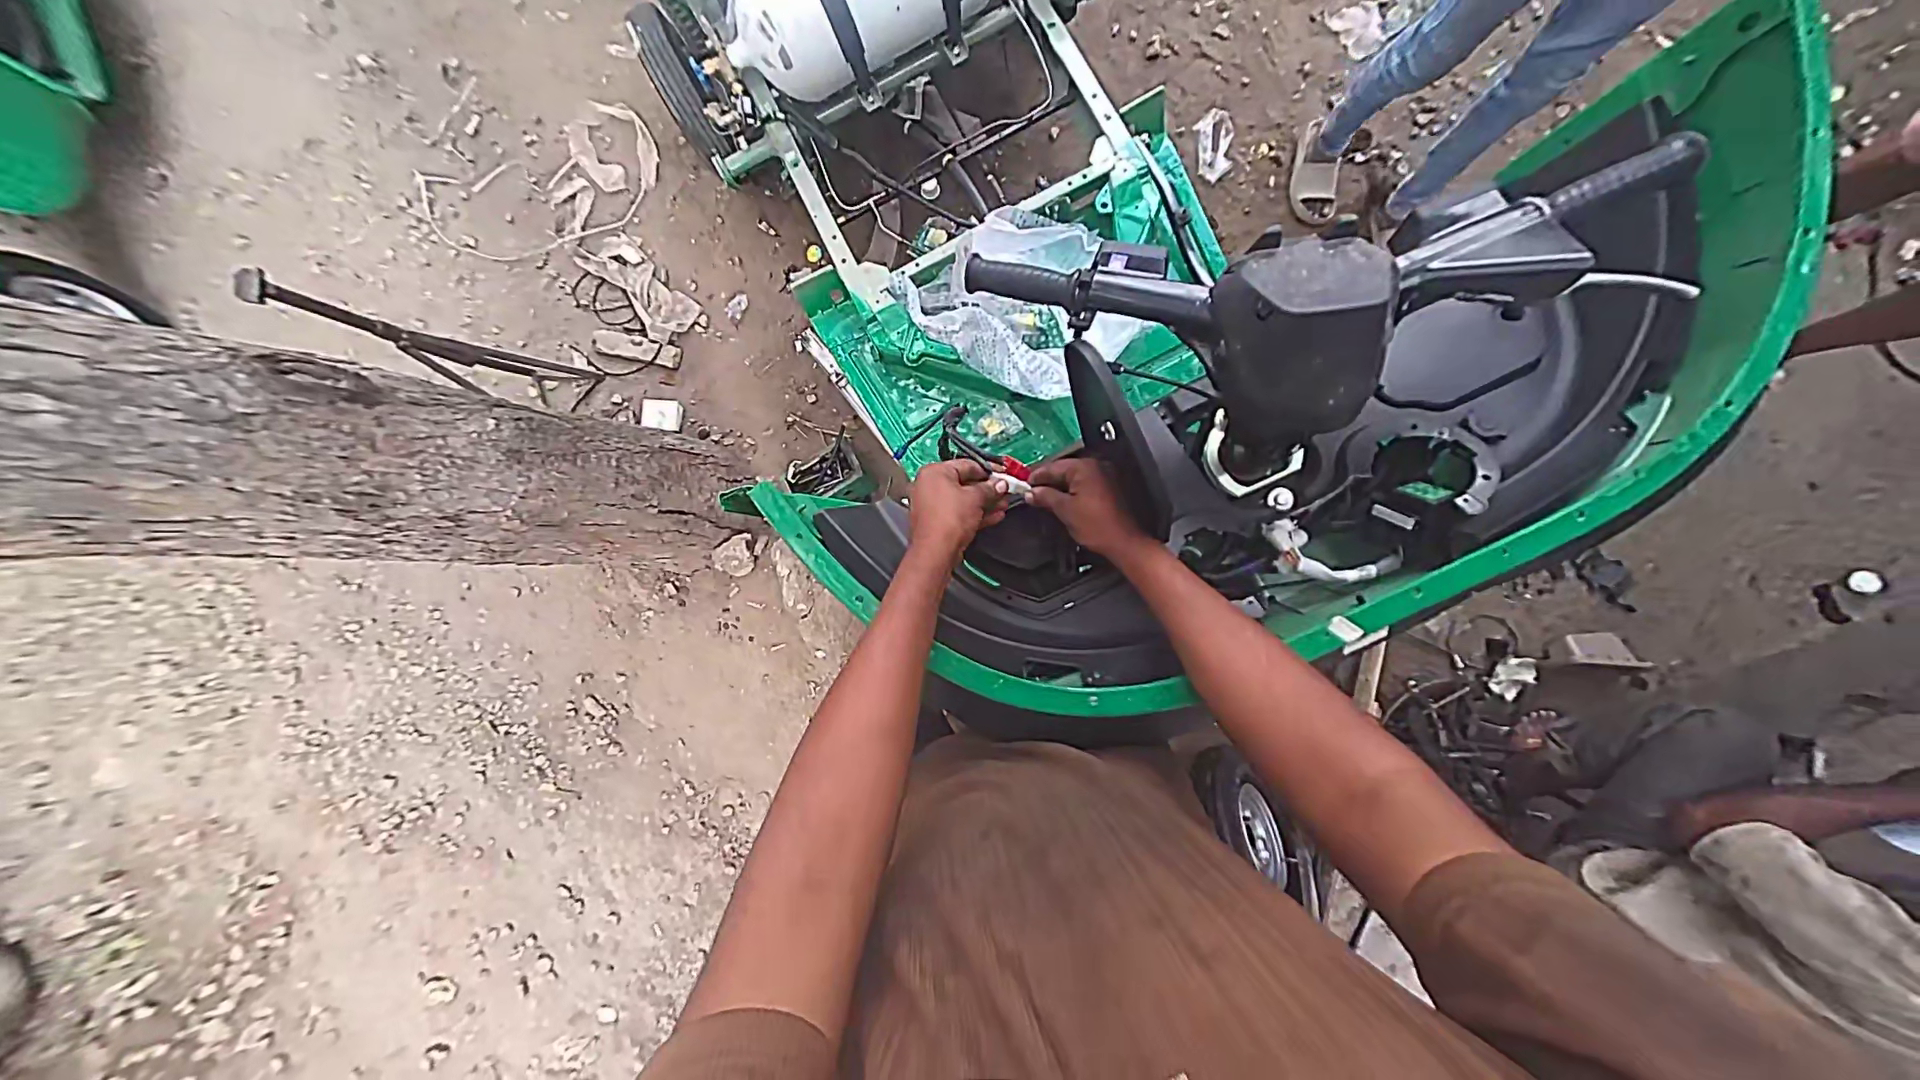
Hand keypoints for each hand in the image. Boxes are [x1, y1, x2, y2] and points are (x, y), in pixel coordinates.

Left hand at [906, 460, 1008, 563]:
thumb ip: (990, 488)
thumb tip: (1000, 484)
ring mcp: (932, 505)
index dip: (988, 470)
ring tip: (1004, 504)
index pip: (966, 465)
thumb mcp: (975, 498)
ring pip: (963, 500)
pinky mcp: (938, 522)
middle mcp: (930, 485)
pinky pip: (959, 513)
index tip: (1003, 475)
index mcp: (934, 472)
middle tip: (1005, 491)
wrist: (935, 552)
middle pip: (964, 483)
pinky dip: (975, 514)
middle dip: (988, 489)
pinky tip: (995, 516)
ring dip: (985, 502)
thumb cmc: (951, 518)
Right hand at [1027, 457, 1151, 560]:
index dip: (1036, 476)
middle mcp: (1096, 467)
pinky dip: (1071, 491)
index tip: (1024, 484)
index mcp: (1085, 468)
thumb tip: (1032, 493)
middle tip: (1031, 491)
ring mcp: (1104, 477)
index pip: (1053, 466)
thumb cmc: (1098, 526)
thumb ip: (1045, 497)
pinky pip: (1084, 484)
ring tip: (1043, 498)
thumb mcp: (1064, 510)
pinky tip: (1062, 501)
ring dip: (1059, 486)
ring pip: (1074, 477)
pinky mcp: (1108, 489)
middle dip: (1047, 481)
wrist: (1122, 542)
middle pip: (1064, 469)